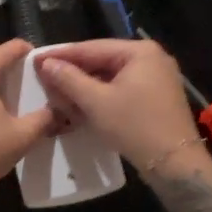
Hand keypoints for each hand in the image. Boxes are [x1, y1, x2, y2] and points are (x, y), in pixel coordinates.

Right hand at [35, 39, 201, 170]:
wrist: (175, 163)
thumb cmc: (134, 126)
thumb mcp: (96, 102)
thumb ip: (69, 79)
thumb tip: (45, 63)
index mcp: (139, 52)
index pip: (91, 48)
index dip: (61, 55)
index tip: (35, 60)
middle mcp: (150, 58)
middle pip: (101, 61)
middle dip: (72, 73)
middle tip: (43, 78)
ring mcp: (155, 78)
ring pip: (109, 77)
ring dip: (83, 87)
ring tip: (57, 94)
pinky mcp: (154, 97)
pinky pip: (120, 89)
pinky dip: (99, 97)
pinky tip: (80, 105)